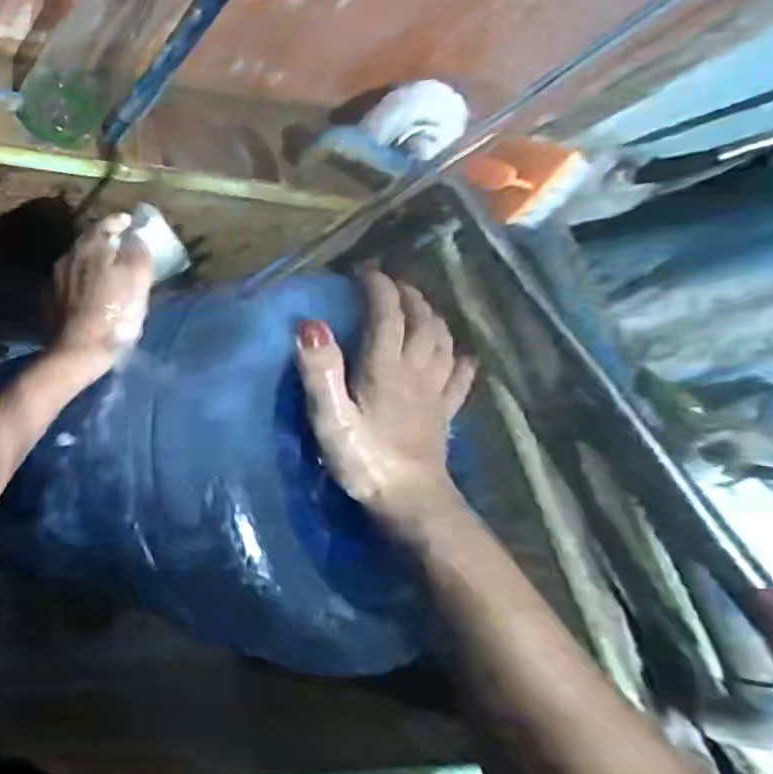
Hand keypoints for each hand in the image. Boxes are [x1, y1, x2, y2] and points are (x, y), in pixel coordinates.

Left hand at [49, 213, 155, 377]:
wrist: (78, 351)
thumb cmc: (114, 313)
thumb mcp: (138, 279)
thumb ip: (138, 253)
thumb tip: (134, 239)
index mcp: (89, 247)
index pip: (104, 224)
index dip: (118, 222)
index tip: (128, 224)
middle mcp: (67, 258)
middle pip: (87, 243)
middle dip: (103, 243)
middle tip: (118, 249)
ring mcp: (54, 281)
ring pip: (75, 263)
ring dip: (90, 264)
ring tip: (104, 273)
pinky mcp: (48, 302)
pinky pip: (67, 284)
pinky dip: (79, 283)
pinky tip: (87, 294)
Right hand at [294, 270, 476, 535]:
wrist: (408, 501)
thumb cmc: (362, 459)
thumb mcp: (330, 416)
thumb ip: (320, 370)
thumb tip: (311, 324)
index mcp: (385, 367)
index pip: (386, 315)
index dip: (378, 289)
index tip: (365, 272)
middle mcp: (415, 371)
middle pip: (421, 322)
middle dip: (409, 297)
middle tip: (392, 285)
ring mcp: (434, 392)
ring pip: (443, 342)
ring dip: (433, 318)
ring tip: (421, 308)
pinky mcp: (443, 414)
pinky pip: (460, 377)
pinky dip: (460, 358)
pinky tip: (461, 354)